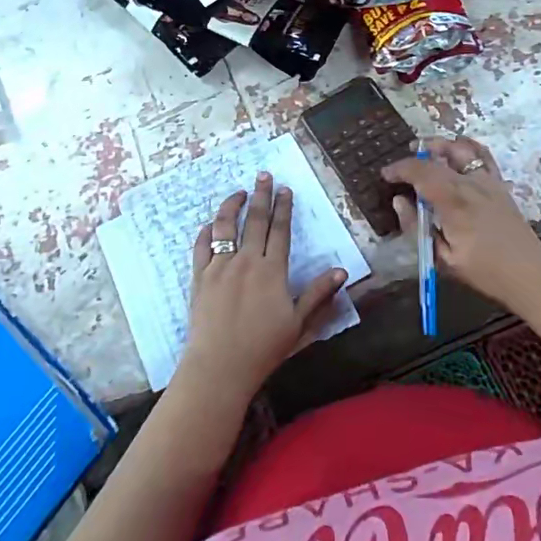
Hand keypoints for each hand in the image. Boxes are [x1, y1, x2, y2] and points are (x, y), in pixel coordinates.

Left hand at [181, 173, 346, 391]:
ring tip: (239, 192)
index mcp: (272, 270)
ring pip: (225, 227)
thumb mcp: (299, 323)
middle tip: (264, 175)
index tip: (285, 190)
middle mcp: (246, 261)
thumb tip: (341, 271)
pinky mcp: (199, 278)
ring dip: (232, 206)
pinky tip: (210, 223)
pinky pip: (201, 247)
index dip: (284, 208)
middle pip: (255, 221)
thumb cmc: (263, 347)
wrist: (220, 365)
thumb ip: (318, 294)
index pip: (280, 231)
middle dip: (261, 196)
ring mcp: (219, 268)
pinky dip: (206, 232)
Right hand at [384, 137, 540, 308]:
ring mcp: (488, 180)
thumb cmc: (483, 271)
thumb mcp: (443, 257)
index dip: (399, 169)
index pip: (420, 172)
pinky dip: (467, 146)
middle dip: (415, 159)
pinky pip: (482, 155)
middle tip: (401, 170)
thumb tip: (400, 202)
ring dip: (439, 147)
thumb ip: (418, 227)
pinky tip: (458, 148)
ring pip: (460, 149)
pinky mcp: (500, 183)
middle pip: (438, 157)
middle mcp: (471, 183)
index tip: (385, 175)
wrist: (528, 273)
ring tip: (425, 152)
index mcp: (454, 201)